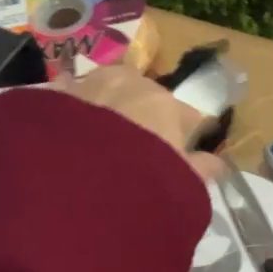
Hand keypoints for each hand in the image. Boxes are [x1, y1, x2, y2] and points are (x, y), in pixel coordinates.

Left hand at [57, 66, 224, 181]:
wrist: (76, 187)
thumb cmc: (144, 186)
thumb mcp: (184, 187)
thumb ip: (204, 171)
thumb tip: (220, 163)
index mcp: (166, 104)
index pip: (190, 116)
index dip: (191, 136)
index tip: (189, 154)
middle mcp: (128, 83)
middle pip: (146, 99)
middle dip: (147, 119)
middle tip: (142, 153)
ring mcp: (88, 84)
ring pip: (108, 93)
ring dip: (110, 111)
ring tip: (104, 145)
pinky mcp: (51, 95)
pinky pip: (68, 99)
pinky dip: (73, 113)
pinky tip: (70, 136)